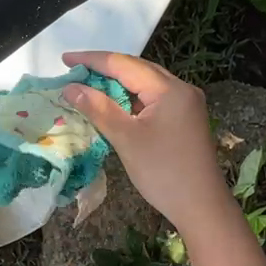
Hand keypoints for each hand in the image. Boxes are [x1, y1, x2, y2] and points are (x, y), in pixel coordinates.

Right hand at [59, 51, 235, 233]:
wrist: (201, 206)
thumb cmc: (163, 172)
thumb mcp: (126, 139)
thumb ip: (98, 109)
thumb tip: (71, 87)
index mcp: (169, 89)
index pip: (124, 64)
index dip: (92, 60)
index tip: (64, 59)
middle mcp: (181, 89)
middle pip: (137, 70)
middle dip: (104, 69)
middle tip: (73, 73)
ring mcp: (185, 105)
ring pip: (145, 85)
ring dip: (116, 85)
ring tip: (87, 87)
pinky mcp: (184, 120)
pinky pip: (152, 100)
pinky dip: (130, 100)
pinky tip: (112, 106)